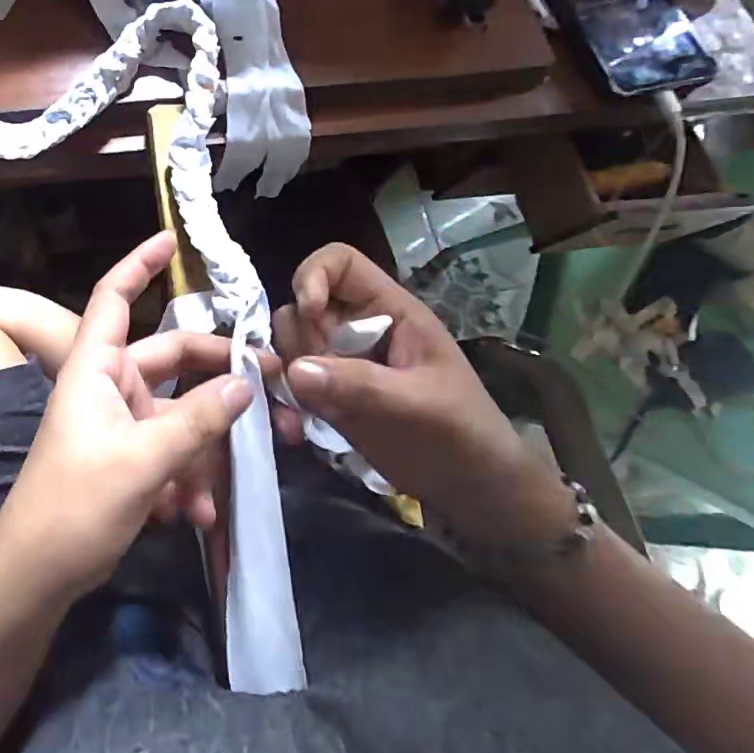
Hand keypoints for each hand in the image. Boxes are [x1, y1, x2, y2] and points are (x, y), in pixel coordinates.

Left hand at [0, 232, 254, 606]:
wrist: (38, 575)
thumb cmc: (75, 504)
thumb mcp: (142, 461)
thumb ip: (197, 420)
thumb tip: (246, 383)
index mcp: (95, 368)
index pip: (114, 298)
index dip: (139, 265)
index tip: (170, 240)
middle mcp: (109, 386)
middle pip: (171, 360)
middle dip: (217, 377)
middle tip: (268, 385)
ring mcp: (119, 422)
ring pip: (180, 413)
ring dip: (204, 448)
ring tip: (218, 489)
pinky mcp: (128, 456)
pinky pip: (171, 450)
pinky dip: (187, 476)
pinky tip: (195, 515)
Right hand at [273, 244, 574, 551]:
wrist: (471, 489)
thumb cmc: (461, 433)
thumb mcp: (419, 404)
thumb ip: (360, 384)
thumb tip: (295, 369)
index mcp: (388, 310)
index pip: (339, 263)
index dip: (313, 277)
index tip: (308, 313)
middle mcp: (356, 328)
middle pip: (300, 307)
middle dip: (295, 341)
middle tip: (310, 380)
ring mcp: (339, 364)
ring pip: (288, 348)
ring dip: (281, 377)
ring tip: (297, 415)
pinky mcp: (328, 397)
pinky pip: (289, 387)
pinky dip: (284, 406)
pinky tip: (294, 432)